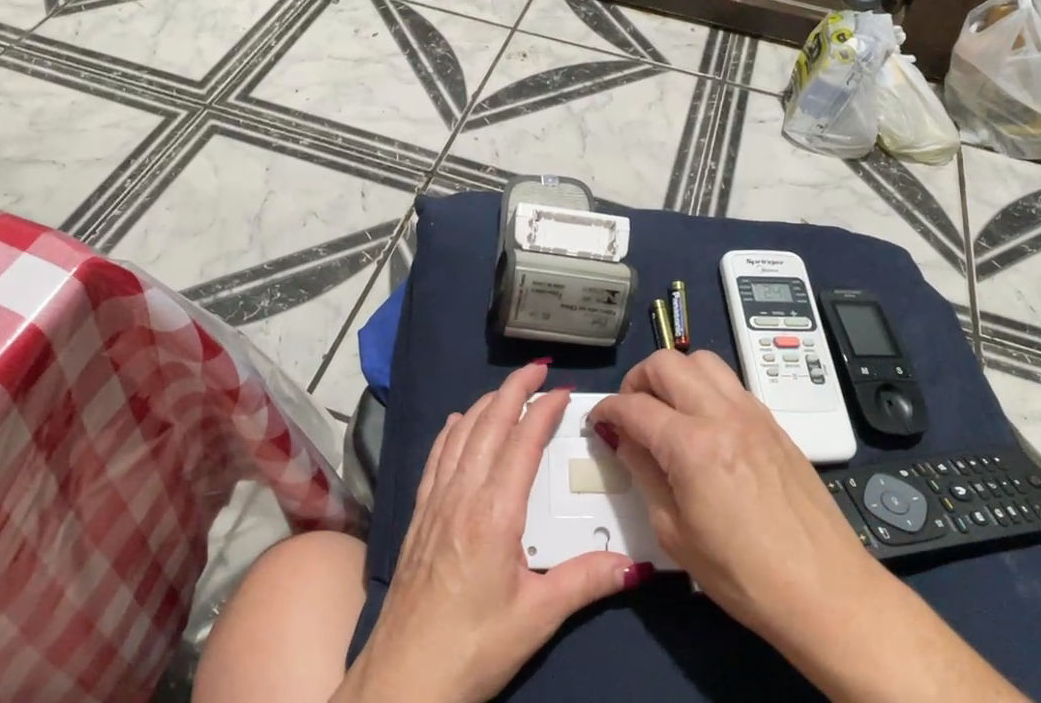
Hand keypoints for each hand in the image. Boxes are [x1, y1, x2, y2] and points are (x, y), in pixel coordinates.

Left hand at [336, 362, 645, 702]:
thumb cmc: (474, 646)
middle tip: (538, 369)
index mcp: (494, 513)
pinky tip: (457, 423)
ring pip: (460, 435)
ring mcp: (435, 503)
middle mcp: (461, 496)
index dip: (543, 410)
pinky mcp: (419, 517)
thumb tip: (635, 564)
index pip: (522, 443)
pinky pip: (436, 457)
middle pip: (487, 425)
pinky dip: (452, 431)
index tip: (563, 389)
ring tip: (507, 390)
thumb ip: (585, 582)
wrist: (405, 677)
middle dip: (513, 390)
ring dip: (484, 405)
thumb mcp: (537, 617)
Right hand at [586, 350, 865, 641]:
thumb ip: (645, 474)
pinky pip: (732, 384)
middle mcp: (723, 416)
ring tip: (665, 409)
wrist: (826, 591)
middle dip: (637, 380)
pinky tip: (702, 424)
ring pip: (703, 361)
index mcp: (692, 445)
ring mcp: (754, 415)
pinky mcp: (775, 424)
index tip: (597, 423)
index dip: (606, 411)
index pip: (634, 406)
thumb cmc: (743, 576)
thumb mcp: (675, 533)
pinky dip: (706, 389)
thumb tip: (625, 440)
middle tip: (629, 412)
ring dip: (675, 375)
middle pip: (667, 363)